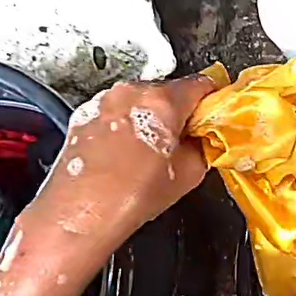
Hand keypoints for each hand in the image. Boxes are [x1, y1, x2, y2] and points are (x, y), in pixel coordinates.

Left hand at [21, 75, 219, 261]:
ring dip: (153, 118)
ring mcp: (105, 100)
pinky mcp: (85, 113)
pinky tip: (130, 154)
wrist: (81, 212)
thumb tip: (204, 139)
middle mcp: (131, 92)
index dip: (213, 99)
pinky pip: (118, 111)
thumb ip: (203, 146)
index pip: (201, 83)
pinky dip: (128, 125)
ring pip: (142, 100)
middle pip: (169, 91)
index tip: (215, 112)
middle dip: (181, 112)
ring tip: (153, 152)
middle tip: (186, 140)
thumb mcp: (190, 174)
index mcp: (162, 102)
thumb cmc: (129, 195)